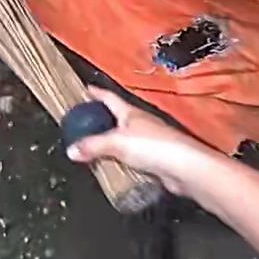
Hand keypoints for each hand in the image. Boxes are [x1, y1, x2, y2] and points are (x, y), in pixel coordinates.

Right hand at [66, 87, 226, 197]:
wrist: (188, 170)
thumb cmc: (154, 147)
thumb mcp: (115, 143)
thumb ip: (92, 146)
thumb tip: (71, 150)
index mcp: (131, 113)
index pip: (110, 98)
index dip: (97, 92)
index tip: (86, 88)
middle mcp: (141, 124)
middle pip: (117, 118)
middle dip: (102, 118)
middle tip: (85, 120)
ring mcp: (151, 142)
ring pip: (125, 139)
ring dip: (112, 142)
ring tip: (94, 146)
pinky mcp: (157, 161)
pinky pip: (133, 158)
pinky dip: (122, 160)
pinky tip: (113, 166)